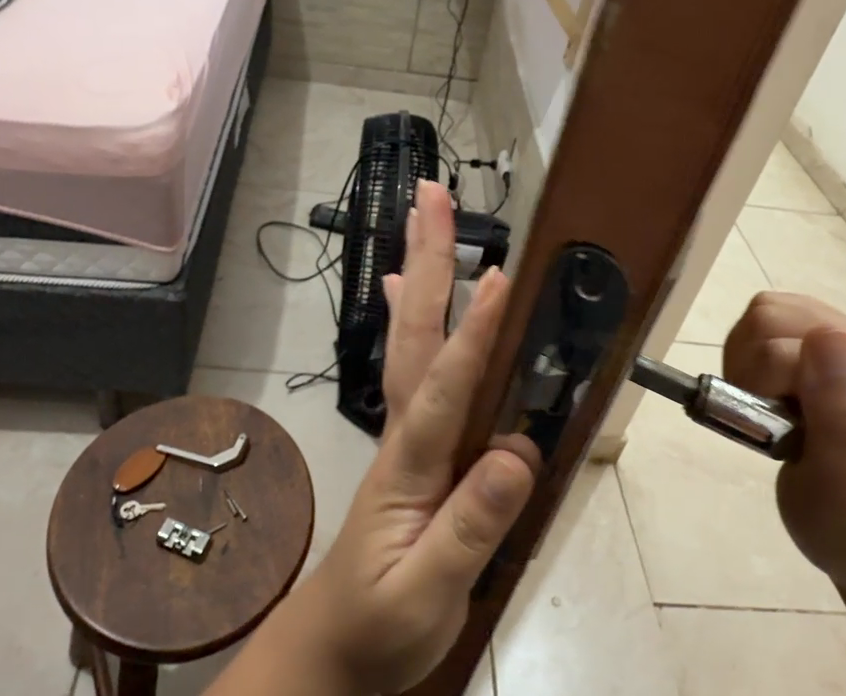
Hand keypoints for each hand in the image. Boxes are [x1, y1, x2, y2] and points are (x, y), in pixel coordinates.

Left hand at [294, 181, 541, 693]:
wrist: (330, 650)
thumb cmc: (378, 627)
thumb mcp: (427, 592)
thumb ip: (470, 525)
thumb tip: (516, 452)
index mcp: (410, 465)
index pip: (443, 388)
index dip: (472, 334)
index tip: (499, 278)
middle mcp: (404, 434)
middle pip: (414, 335)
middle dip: (427, 260)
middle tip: (432, 196)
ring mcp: (405, 437)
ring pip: (411, 342)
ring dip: (422, 274)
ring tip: (427, 219)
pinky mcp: (414, 449)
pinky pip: (416, 370)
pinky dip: (417, 319)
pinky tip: (413, 293)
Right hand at [722, 292, 845, 599]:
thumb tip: (829, 338)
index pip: (803, 350)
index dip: (763, 390)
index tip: (774, 440)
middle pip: (784, 316)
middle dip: (753, 371)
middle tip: (771, 426)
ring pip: (774, 309)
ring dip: (750, 359)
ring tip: (770, 410)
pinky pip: (779, 317)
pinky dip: (755, 351)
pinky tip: (773, 392)